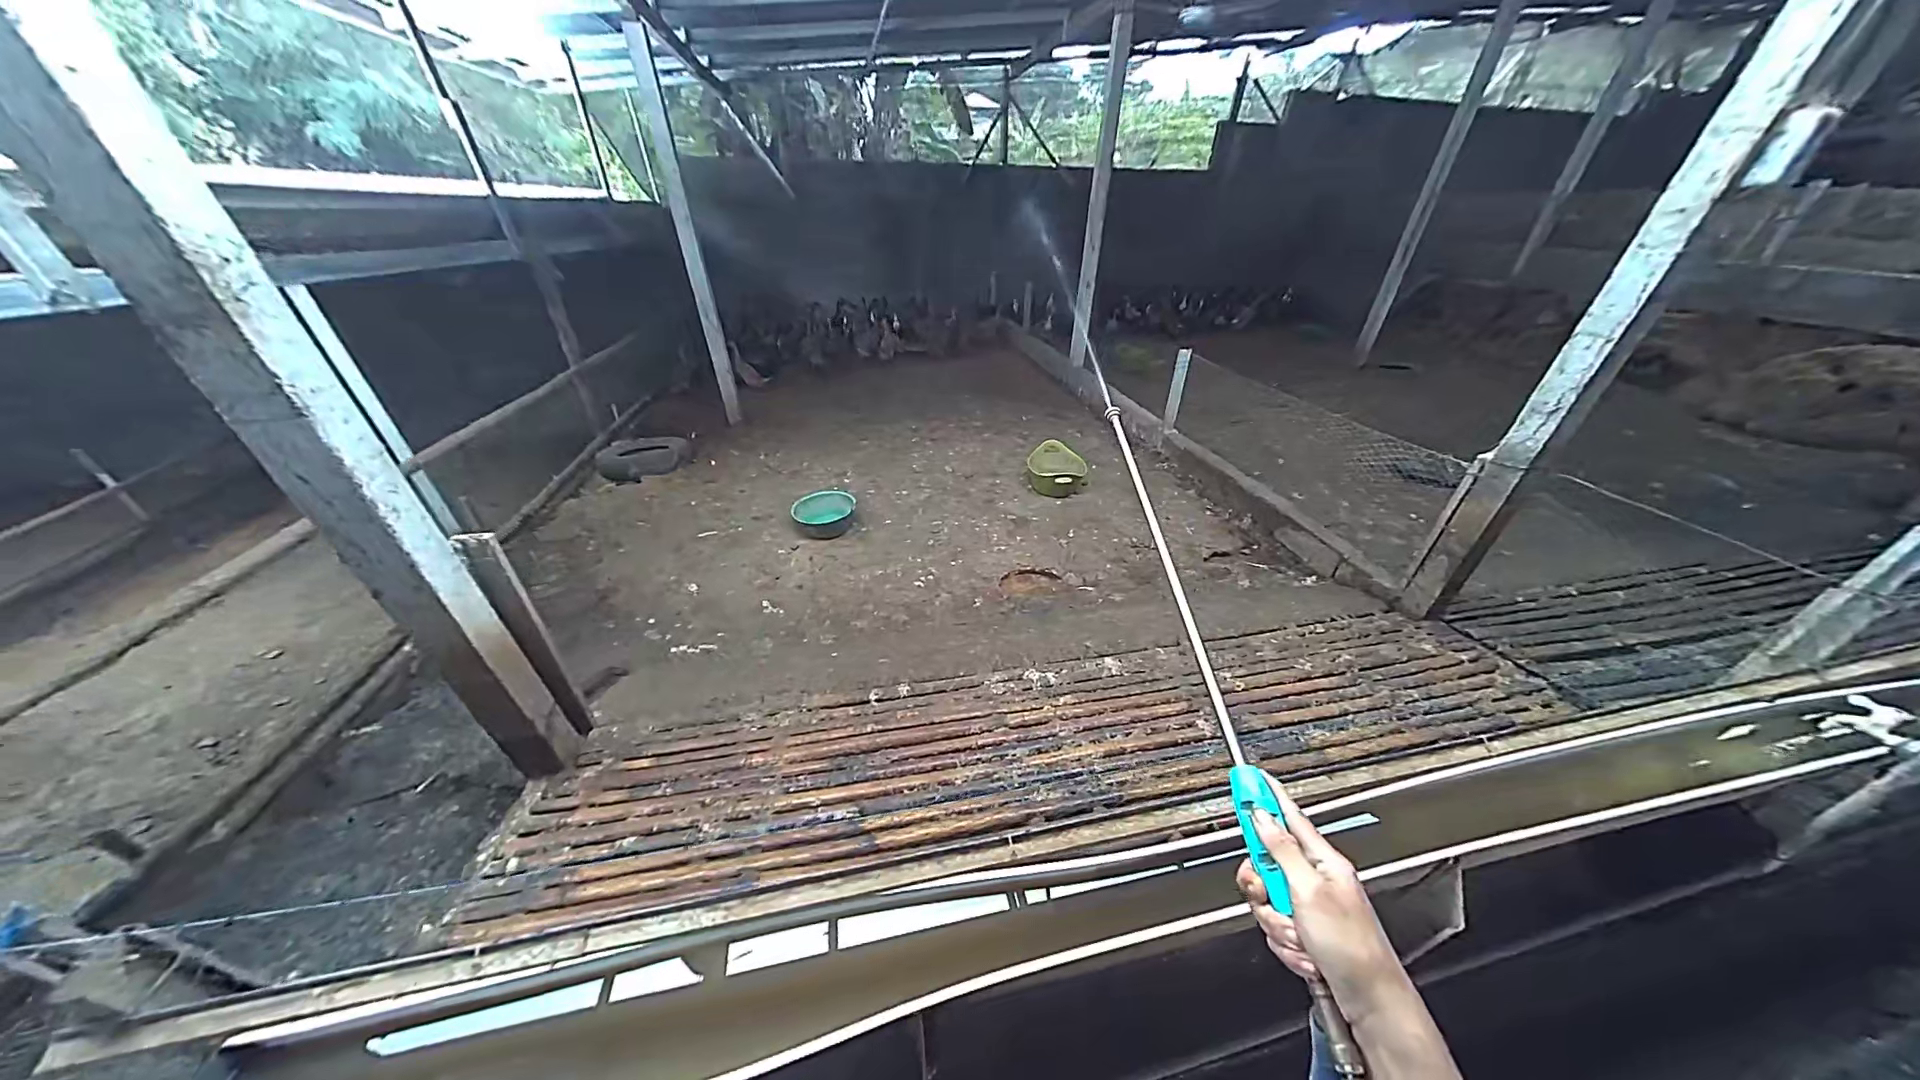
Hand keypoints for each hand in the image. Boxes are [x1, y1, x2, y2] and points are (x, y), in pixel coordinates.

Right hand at [1234, 779, 1402, 1014]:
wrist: (1370, 1000)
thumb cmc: (1354, 948)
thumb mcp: (1309, 890)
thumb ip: (1281, 850)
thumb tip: (1261, 816)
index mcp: (1321, 860)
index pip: (1286, 815)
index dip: (1265, 795)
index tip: (1247, 777)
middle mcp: (1313, 878)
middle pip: (1264, 861)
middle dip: (1262, 886)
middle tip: (1268, 895)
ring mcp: (1307, 903)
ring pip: (1264, 896)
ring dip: (1275, 921)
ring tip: (1299, 935)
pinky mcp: (1302, 927)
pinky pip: (1273, 922)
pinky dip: (1283, 941)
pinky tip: (1304, 951)